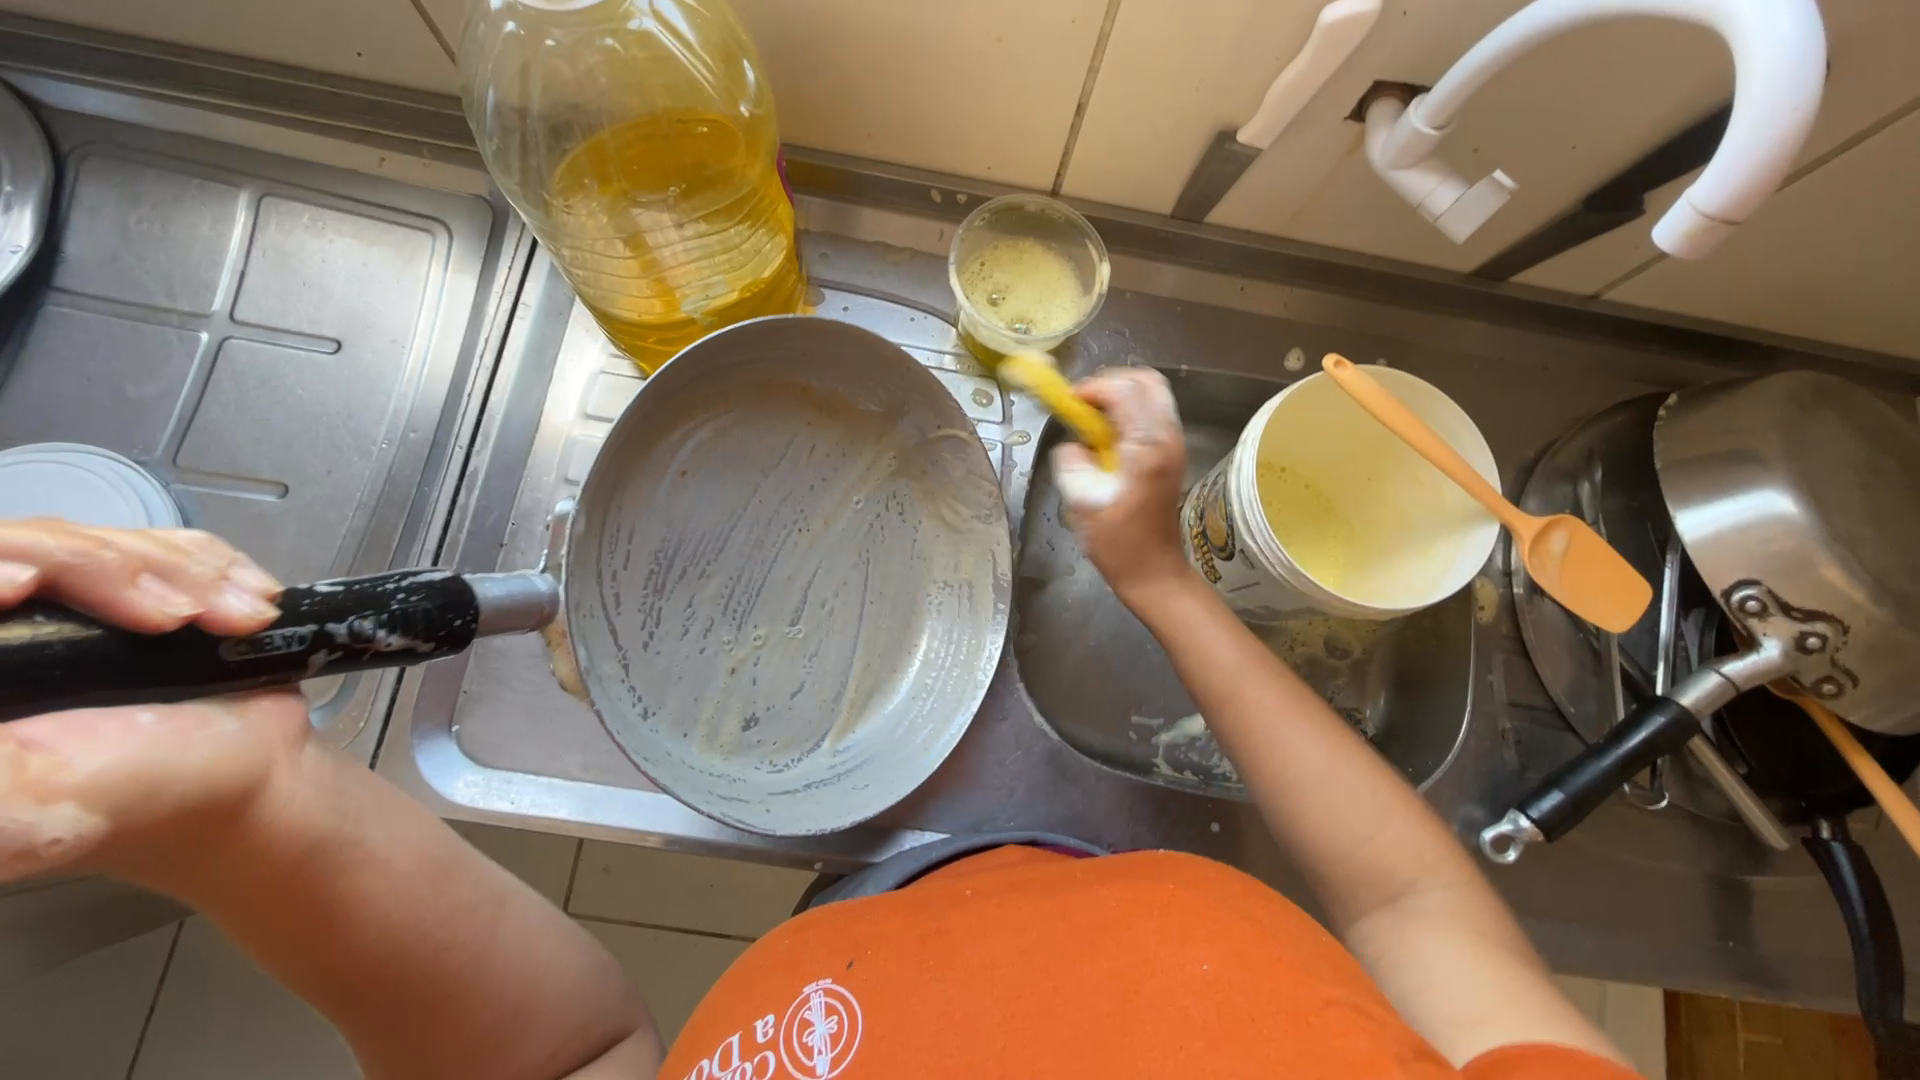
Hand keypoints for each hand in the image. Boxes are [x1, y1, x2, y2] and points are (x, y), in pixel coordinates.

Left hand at [0, 522, 307, 888]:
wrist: (255, 774)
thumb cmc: (146, 790)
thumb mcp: (25, 796)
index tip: (30, 584)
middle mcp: (12, 626)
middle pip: (31, 544)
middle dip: (118, 571)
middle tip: (182, 620)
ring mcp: (79, 601)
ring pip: (109, 537)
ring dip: (190, 574)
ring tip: (239, 623)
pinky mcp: (149, 586)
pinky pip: (174, 540)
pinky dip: (224, 567)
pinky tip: (249, 605)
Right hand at [1051, 367, 1196, 601]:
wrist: (1154, 572)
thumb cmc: (1118, 543)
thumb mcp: (1082, 503)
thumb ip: (1072, 462)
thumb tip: (1073, 444)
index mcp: (1148, 447)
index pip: (1123, 390)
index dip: (1092, 388)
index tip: (1068, 404)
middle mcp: (1168, 438)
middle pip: (1145, 381)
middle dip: (1109, 384)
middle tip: (1082, 406)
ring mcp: (1174, 444)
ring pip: (1151, 395)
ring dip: (1119, 397)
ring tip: (1091, 421)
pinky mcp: (1171, 453)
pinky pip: (1152, 414)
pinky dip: (1128, 413)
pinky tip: (1106, 438)